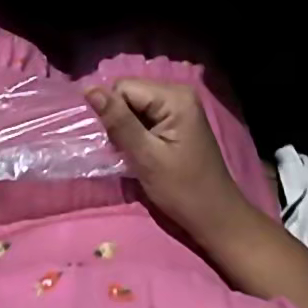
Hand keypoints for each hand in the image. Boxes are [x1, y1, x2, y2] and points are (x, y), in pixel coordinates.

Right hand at [85, 80, 255, 244]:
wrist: (218, 220)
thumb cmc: (183, 192)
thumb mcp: (146, 157)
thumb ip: (118, 121)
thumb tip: (89, 89)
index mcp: (174, 97)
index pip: (123, 88)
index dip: (113, 114)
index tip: (120, 144)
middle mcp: (178, 92)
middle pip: (128, 93)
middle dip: (120, 120)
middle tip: (129, 151)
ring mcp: (180, 104)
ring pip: (134, 104)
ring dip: (128, 127)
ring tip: (136, 153)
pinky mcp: (178, 117)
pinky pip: (145, 113)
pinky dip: (138, 131)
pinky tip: (145, 151)